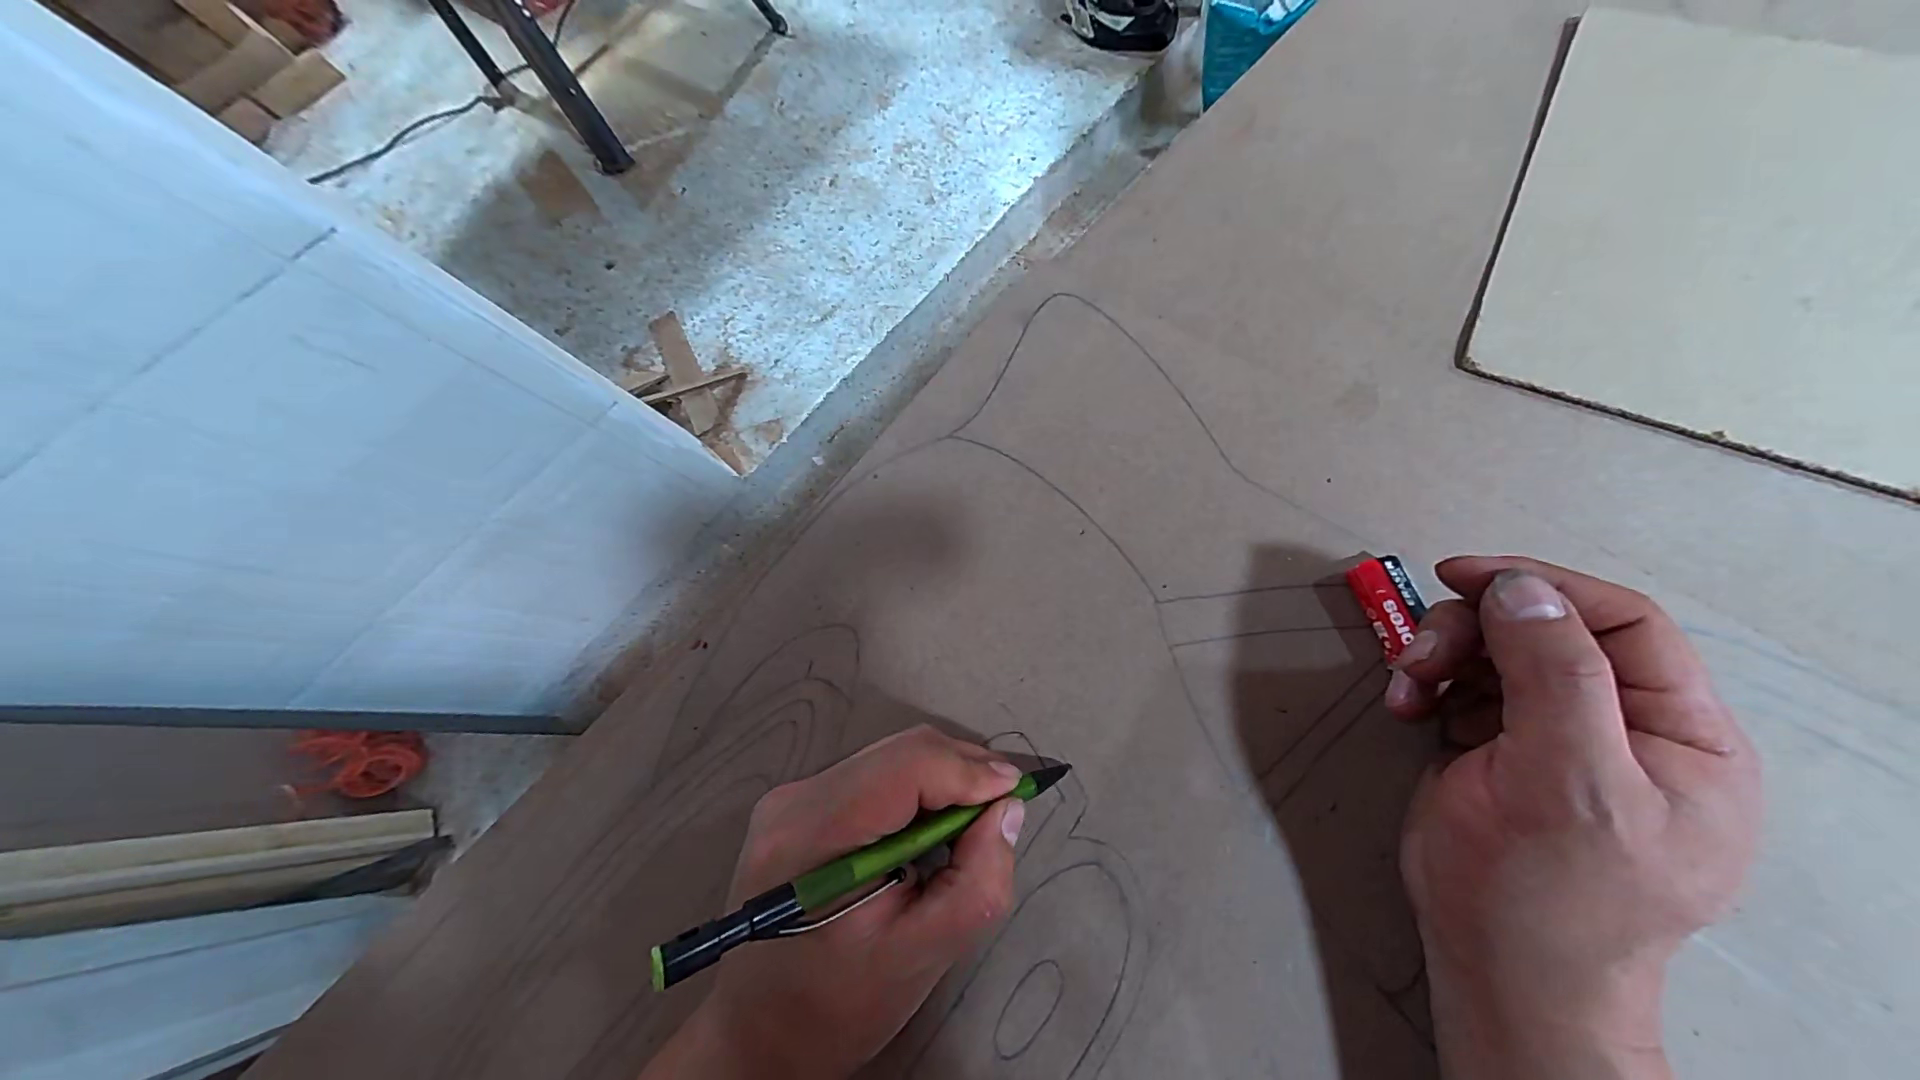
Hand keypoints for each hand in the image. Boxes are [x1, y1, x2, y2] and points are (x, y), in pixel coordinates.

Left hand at [640, 726, 1024, 1079]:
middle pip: (900, 751)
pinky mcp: (799, 801)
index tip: (1015, 791)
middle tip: (1004, 803)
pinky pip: (875, 771)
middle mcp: (796, 799)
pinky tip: (931, 821)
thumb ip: (977, 883)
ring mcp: (792, 795)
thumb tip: (1006, 808)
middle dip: (962, 768)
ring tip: (973, 815)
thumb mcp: (920, 958)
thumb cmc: (838, 1006)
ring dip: (942, 776)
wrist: (758, 1028)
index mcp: (814, 838)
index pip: (904, 767)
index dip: (967, 769)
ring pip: (890, 755)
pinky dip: (917, 785)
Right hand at [1387, 557, 1762, 1079]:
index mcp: (1678, 732)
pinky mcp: (1492, 742)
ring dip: (1438, 656)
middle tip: (1419, 658)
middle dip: (1471, 632)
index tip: (1461, 574)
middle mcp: (1616, 722)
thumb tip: (1520, 586)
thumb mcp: (1569, 781)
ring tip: (1406, 690)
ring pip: (1492, 651)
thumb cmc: (1549, 888)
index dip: (1543, 586)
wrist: (1497, 961)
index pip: (1621, 623)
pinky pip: (1459, 683)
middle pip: (1542, 631)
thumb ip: (1556, 675)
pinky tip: (1406, 708)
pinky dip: (1424, 684)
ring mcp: (1548, 731)